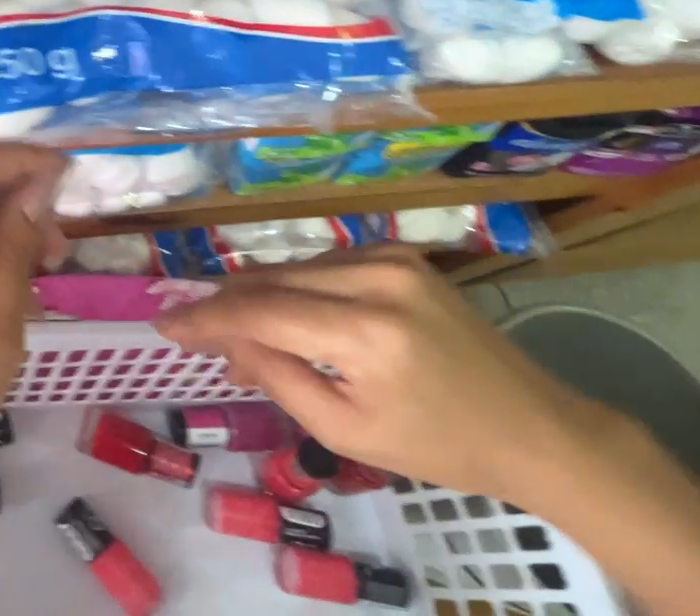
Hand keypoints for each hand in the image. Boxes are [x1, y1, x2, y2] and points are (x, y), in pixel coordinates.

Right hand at [154, 244, 615, 500]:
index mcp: (366, 332)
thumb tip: (224, 341)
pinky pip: (321, 266)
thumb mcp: (347, 432)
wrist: (535, 427)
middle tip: (196, 338)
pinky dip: (292, 290)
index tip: (164, 325)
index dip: (204, 318)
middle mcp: (375, 276)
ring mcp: (390, 257)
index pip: (259, 312)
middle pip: (269, 280)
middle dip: (224, 307)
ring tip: (244, 343)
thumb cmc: (440, 446)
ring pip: (290, 269)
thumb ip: (277, 378)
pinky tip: (287, 320)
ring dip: (257, 300)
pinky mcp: (398, 253)